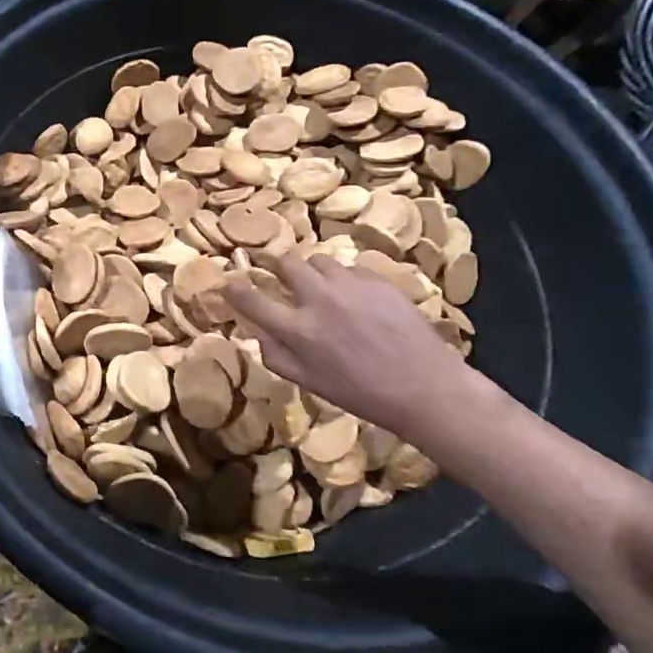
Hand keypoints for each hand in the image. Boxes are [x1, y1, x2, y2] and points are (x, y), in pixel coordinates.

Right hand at [221, 253, 482, 438]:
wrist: (424, 387)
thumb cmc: (359, 392)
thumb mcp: (308, 382)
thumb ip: (276, 354)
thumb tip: (258, 331)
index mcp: (298, 330)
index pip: (253, 300)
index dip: (235, 289)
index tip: (228, 283)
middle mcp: (320, 300)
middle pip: (287, 262)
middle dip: (280, 268)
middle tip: (285, 280)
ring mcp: (352, 286)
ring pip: (320, 260)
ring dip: (314, 272)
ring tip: (325, 290)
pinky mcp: (380, 281)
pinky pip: (352, 268)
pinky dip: (346, 280)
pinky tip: (357, 300)